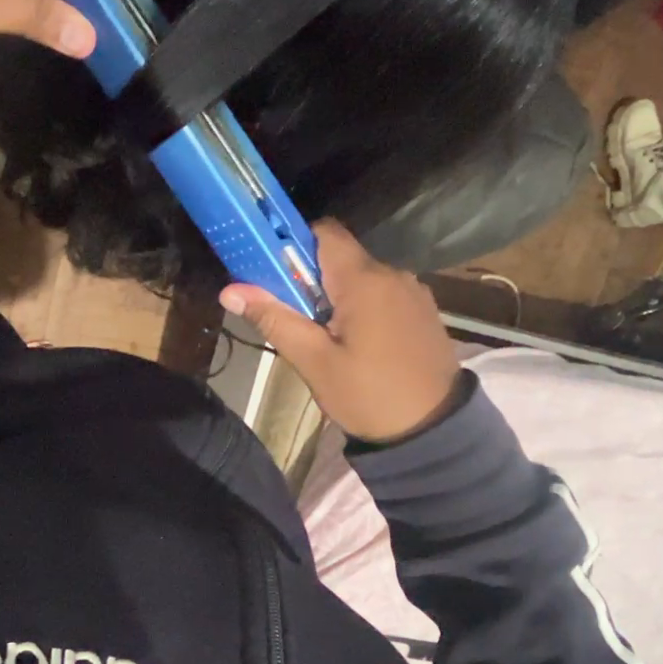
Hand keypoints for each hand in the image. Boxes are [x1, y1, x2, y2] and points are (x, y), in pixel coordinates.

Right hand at [221, 221, 463, 442]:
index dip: (293, 243)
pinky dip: (360, 309)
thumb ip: (274, 319)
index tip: (271, 272)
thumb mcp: (313, 362)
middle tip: (292, 319)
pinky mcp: (423, 312)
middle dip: (309, 280)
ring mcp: (413, 292)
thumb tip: (229, 291)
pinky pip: (381, 296)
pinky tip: (354, 345)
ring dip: (335, 298)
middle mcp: (393, 274)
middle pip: (340, 258)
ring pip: (360, 279)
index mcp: (364, 280)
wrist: (433, 431)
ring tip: (323, 339)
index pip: (323, 232)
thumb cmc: (368, 395)